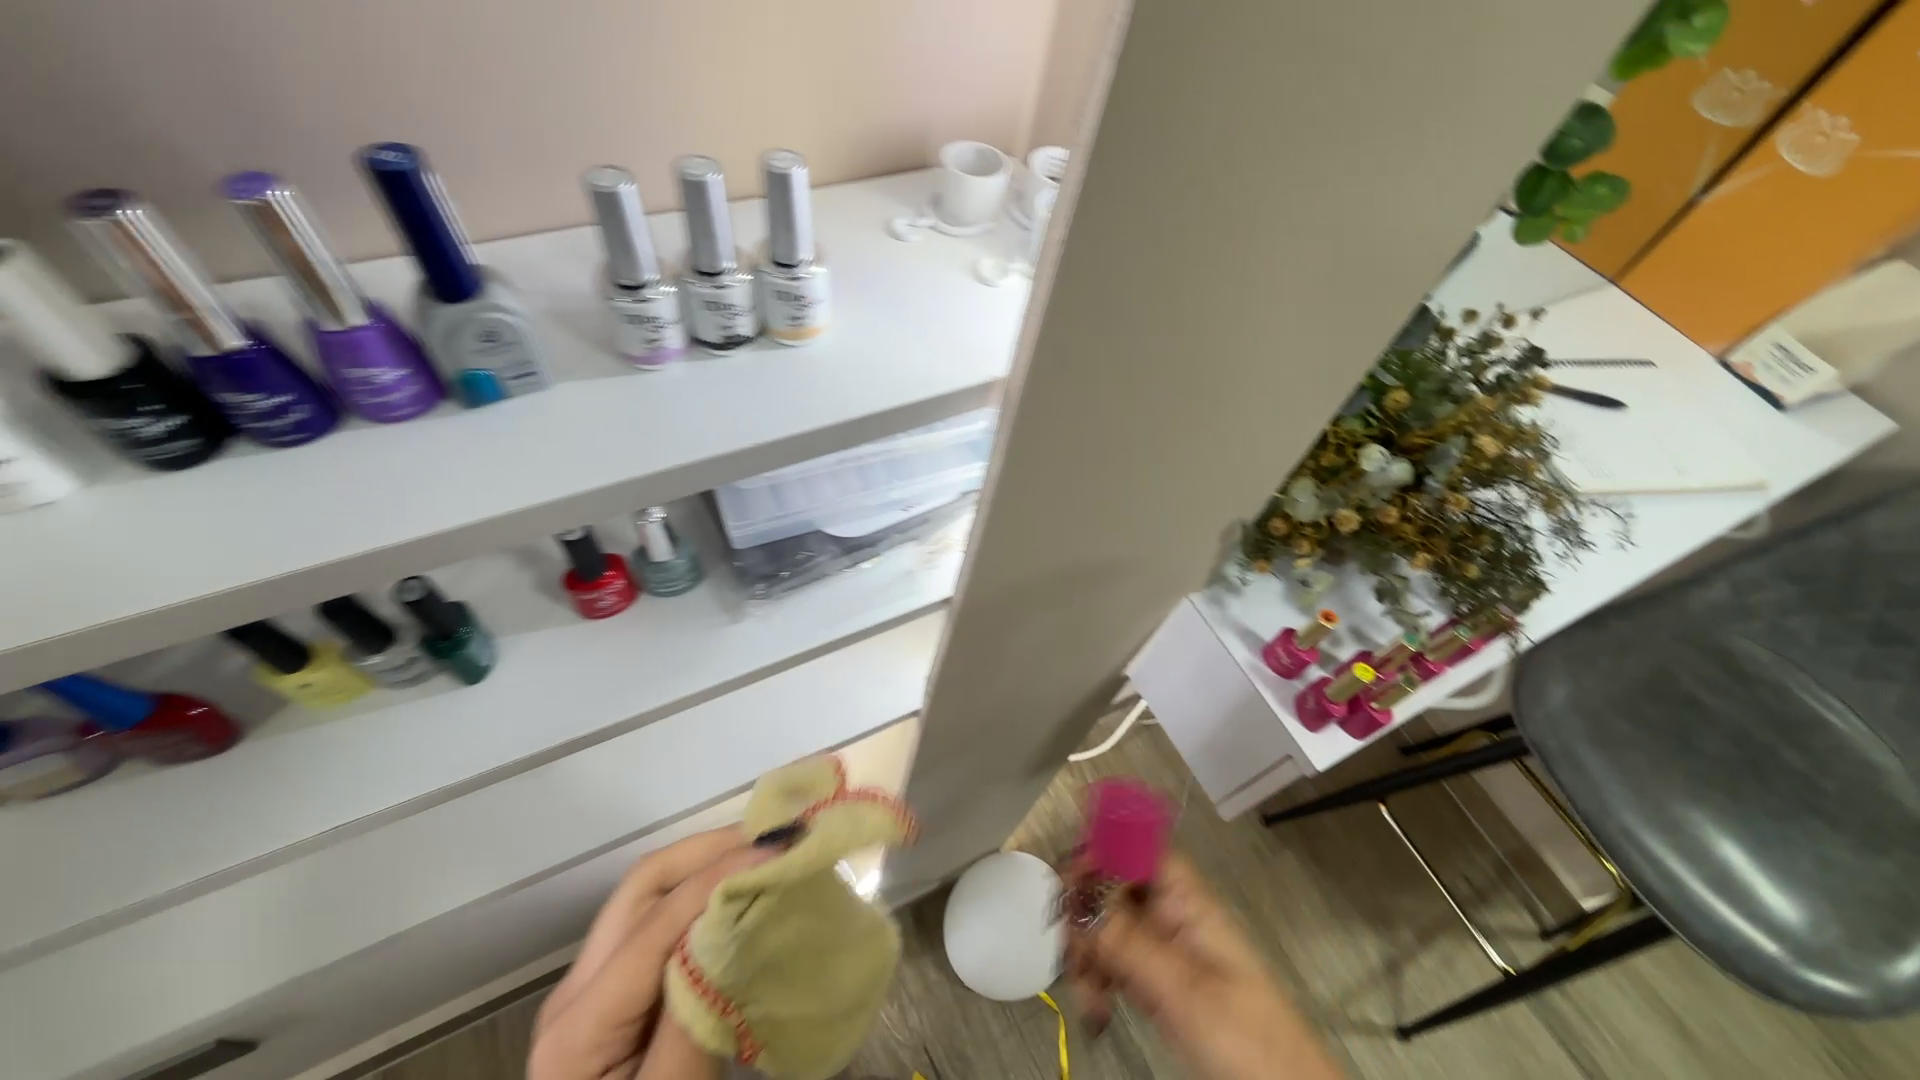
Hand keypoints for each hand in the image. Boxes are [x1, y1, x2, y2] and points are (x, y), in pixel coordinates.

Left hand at [528, 828, 775, 1079]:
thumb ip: (692, 1018)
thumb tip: (728, 929)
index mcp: (579, 1023)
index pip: (656, 922)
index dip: (719, 876)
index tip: (781, 851)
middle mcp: (575, 989)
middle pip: (640, 888)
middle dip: (708, 850)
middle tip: (773, 838)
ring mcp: (590, 989)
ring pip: (643, 898)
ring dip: (702, 864)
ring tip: (761, 853)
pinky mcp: (612, 996)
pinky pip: (651, 925)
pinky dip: (697, 895)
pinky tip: (736, 894)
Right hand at [1063, 853, 1345, 1079]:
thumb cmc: (1248, 1039)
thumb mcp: (1184, 990)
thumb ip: (1129, 940)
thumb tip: (1081, 891)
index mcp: (1188, 903)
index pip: (1141, 847)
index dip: (1102, 848)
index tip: (1070, 879)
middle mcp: (1172, 916)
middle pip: (1112, 888)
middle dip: (1084, 914)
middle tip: (1073, 952)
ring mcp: (1162, 950)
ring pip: (1105, 927)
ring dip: (1086, 955)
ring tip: (1088, 998)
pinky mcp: (1155, 983)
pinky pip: (1113, 963)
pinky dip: (1097, 980)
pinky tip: (1096, 1010)